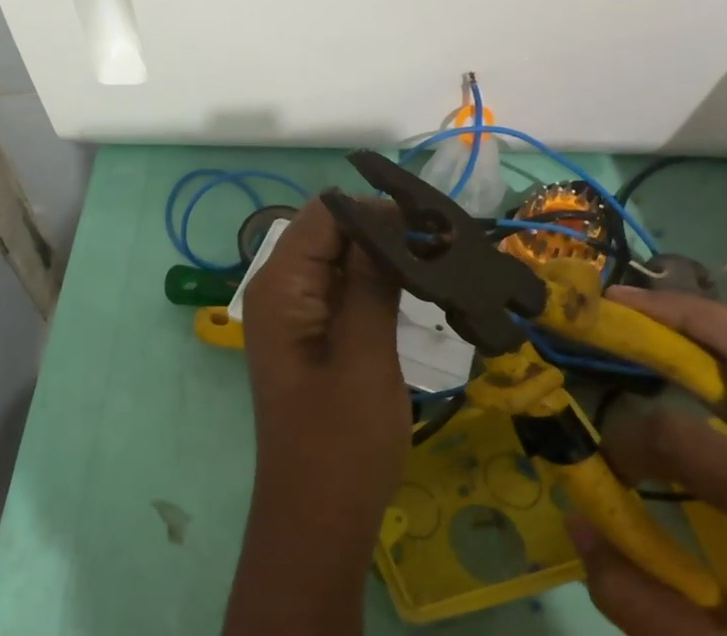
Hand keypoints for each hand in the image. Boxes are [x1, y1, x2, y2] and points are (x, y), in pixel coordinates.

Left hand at [224, 198, 406, 635]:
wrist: (317, 516)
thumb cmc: (340, 441)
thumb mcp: (364, 356)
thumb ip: (371, 283)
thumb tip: (387, 218)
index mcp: (279, 286)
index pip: (324, 215)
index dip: (375, 210)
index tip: (433, 222)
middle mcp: (279, 290)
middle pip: (329, 233)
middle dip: (384, 230)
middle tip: (448, 242)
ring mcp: (294, 314)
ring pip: (339, 261)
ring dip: (384, 258)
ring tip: (444, 261)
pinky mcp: (312, 336)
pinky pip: (342, 292)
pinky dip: (376, 285)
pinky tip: (419, 292)